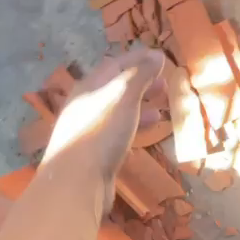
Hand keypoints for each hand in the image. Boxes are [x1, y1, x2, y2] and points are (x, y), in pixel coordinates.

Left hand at [42, 49, 165, 194]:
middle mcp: (85, 106)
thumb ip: (141, 74)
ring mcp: (86, 132)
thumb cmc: (101, 131)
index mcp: (89, 87)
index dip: (139, 59)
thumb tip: (157, 55)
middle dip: (141, 85)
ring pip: (117, 113)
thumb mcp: (125, 95)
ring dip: (139, 109)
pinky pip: (114, 136)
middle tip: (164, 86)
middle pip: (116, 88)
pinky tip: (142, 139)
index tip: (162, 58)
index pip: (116, 63)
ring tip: (159, 113)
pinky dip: (131, 132)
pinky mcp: (91, 156)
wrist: (75, 183)